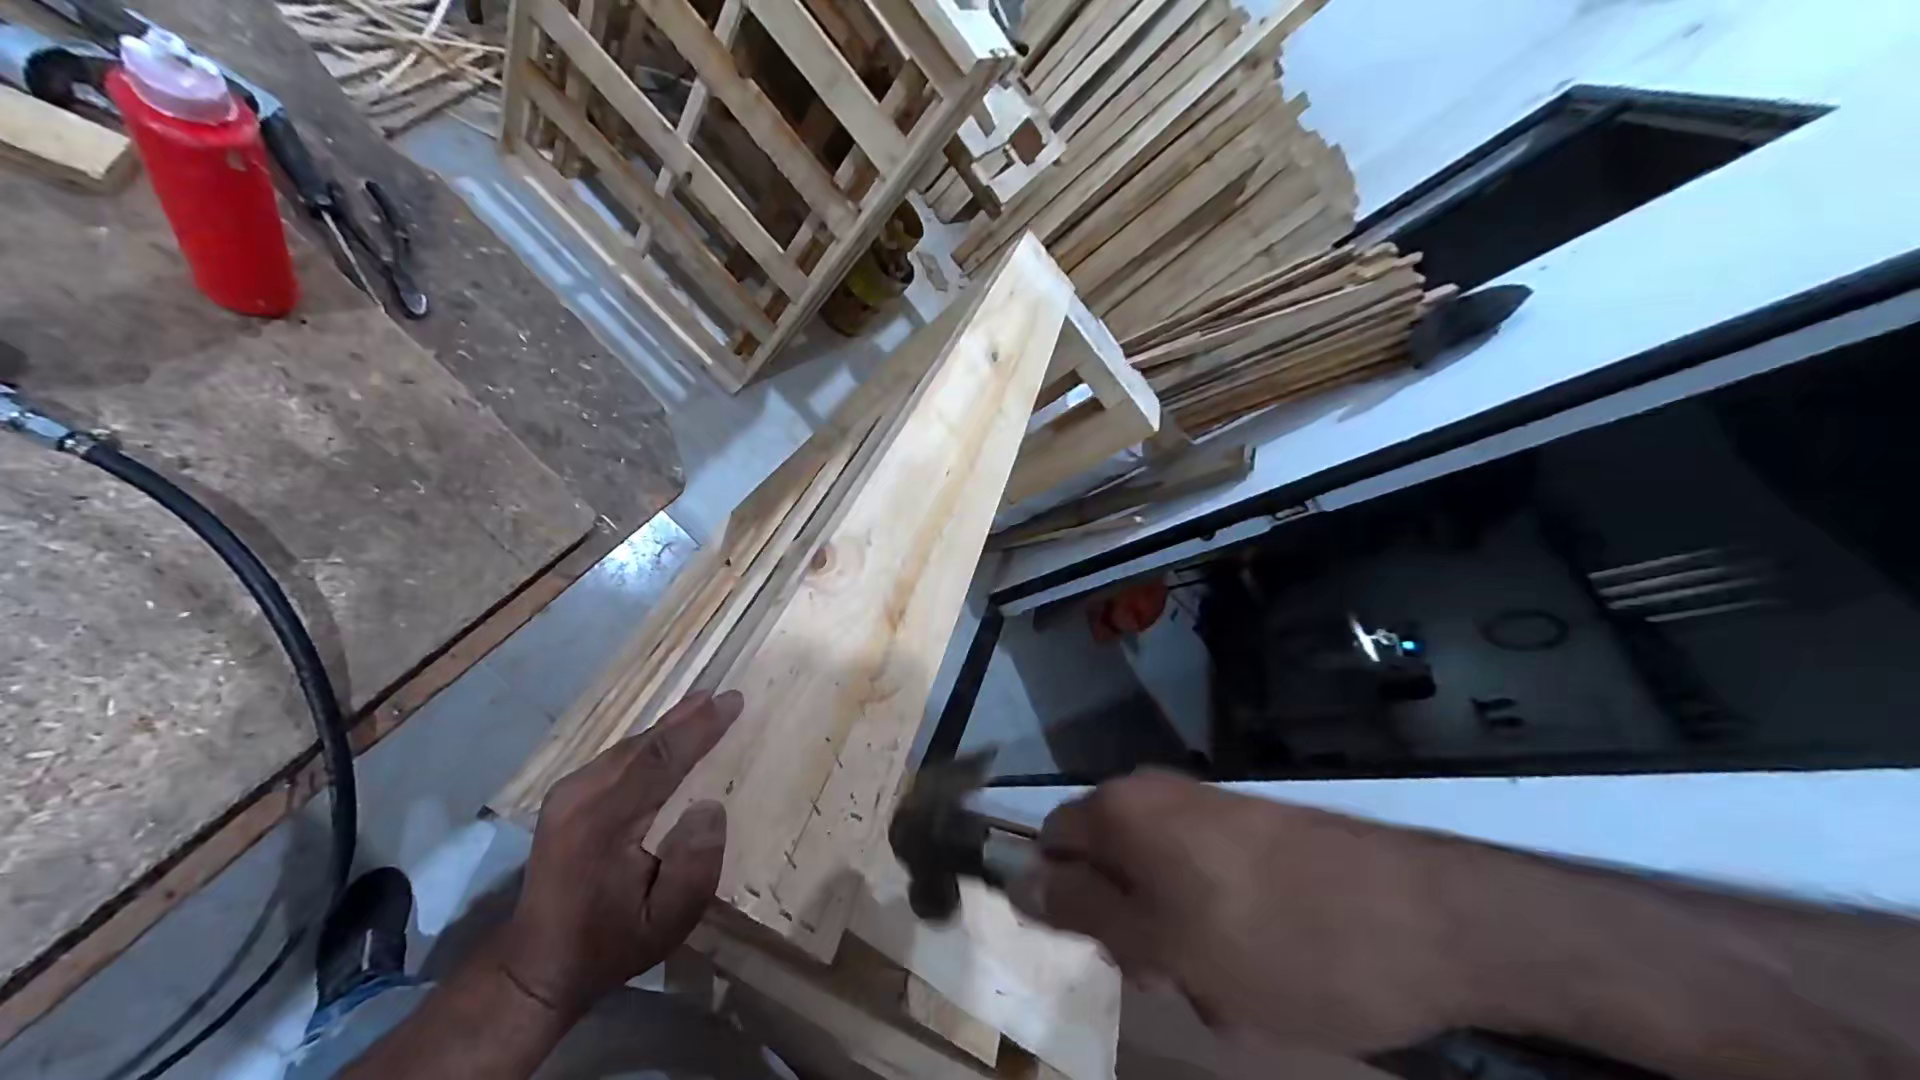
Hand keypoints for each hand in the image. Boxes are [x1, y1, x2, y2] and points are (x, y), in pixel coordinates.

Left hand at [497, 690, 740, 1016]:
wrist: (536, 966)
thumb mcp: (668, 921)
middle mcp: (579, 797)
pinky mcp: (564, 798)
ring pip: (628, 746)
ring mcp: (566, 794)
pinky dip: (649, 742)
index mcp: (602, 822)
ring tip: (703, 705)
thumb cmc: (610, 943)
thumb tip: (710, 806)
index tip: (733, 702)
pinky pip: (617, 757)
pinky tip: (667, 736)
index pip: (659, 759)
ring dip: (668, 726)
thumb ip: (696, 864)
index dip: (699, 728)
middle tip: (724, 695)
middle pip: (642, 743)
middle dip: (686, 717)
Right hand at [1024, 769, 1469, 1053]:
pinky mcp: (1256, 837)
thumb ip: (1080, 907)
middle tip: (1168, 979)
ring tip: (1226, 992)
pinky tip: (1262, 979)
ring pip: (1162, 889)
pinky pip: (1209, 888)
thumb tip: (1018, 877)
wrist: (1425, 920)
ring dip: (1178, 945)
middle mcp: (1159, 797)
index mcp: (1123, 808)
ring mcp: (1212, 814)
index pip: (1052, 839)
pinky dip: (1219, 936)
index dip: (1059, 896)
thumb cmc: (1271, 938)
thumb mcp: (1158, 940)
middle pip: (1109, 866)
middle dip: (1129, 932)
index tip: (1093, 951)